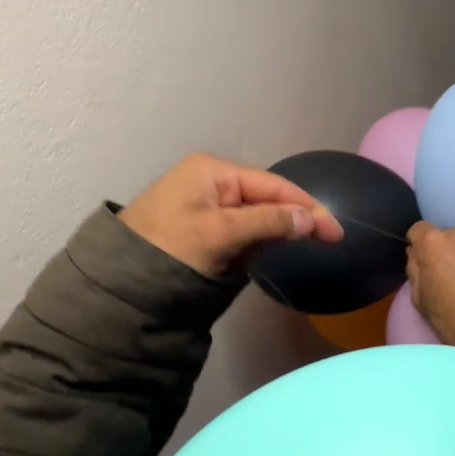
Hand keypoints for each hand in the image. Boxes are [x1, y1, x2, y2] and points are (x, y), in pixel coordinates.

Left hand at [120, 153, 342, 277]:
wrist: (119, 283)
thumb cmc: (168, 249)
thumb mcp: (221, 233)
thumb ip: (268, 222)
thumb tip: (309, 219)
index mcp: (213, 171)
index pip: (273, 184)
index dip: (307, 206)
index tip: (335, 231)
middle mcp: (211, 181)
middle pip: (267, 196)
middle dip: (296, 215)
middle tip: (329, 239)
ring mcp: (206, 203)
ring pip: (257, 214)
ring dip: (278, 228)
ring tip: (306, 242)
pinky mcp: (203, 227)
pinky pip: (242, 228)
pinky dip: (260, 238)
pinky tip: (273, 246)